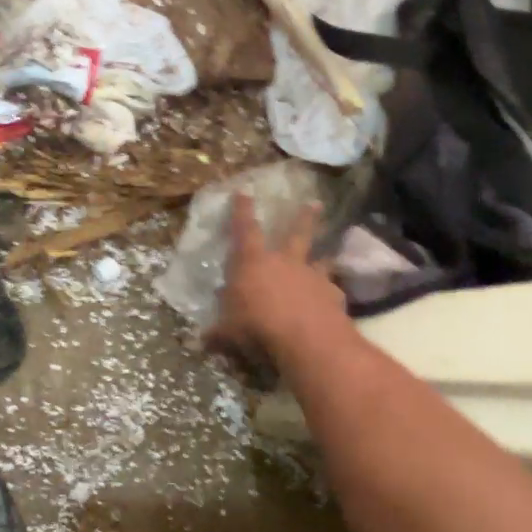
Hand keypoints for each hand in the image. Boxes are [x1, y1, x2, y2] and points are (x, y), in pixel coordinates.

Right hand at [207, 194, 345, 359]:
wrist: (304, 339)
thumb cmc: (256, 327)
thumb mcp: (227, 333)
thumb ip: (217, 334)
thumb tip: (199, 341)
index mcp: (253, 264)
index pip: (245, 231)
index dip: (242, 211)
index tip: (244, 191)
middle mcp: (286, 263)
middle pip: (297, 233)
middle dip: (304, 218)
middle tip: (314, 203)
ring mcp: (313, 277)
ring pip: (321, 259)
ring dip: (324, 256)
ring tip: (329, 254)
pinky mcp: (333, 296)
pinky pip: (331, 291)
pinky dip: (330, 294)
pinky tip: (331, 301)